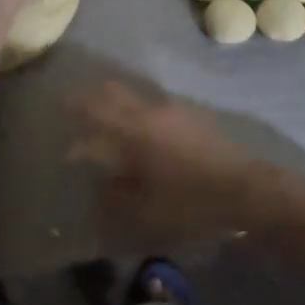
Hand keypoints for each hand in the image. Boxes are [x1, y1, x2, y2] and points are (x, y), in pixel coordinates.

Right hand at [71, 82, 284, 246]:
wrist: (250, 193)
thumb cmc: (191, 204)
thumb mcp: (144, 212)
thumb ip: (114, 198)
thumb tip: (97, 188)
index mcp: (133, 130)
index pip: (92, 107)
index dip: (71, 106)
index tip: (55, 106)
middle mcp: (151, 111)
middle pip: (113, 92)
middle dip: (91, 96)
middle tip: (76, 107)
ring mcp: (175, 111)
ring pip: (134, 97)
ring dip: (116, 104)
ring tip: (105, 122)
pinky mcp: (194, 119)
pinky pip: (154, 107)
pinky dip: (137, 113)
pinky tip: (140, 135)